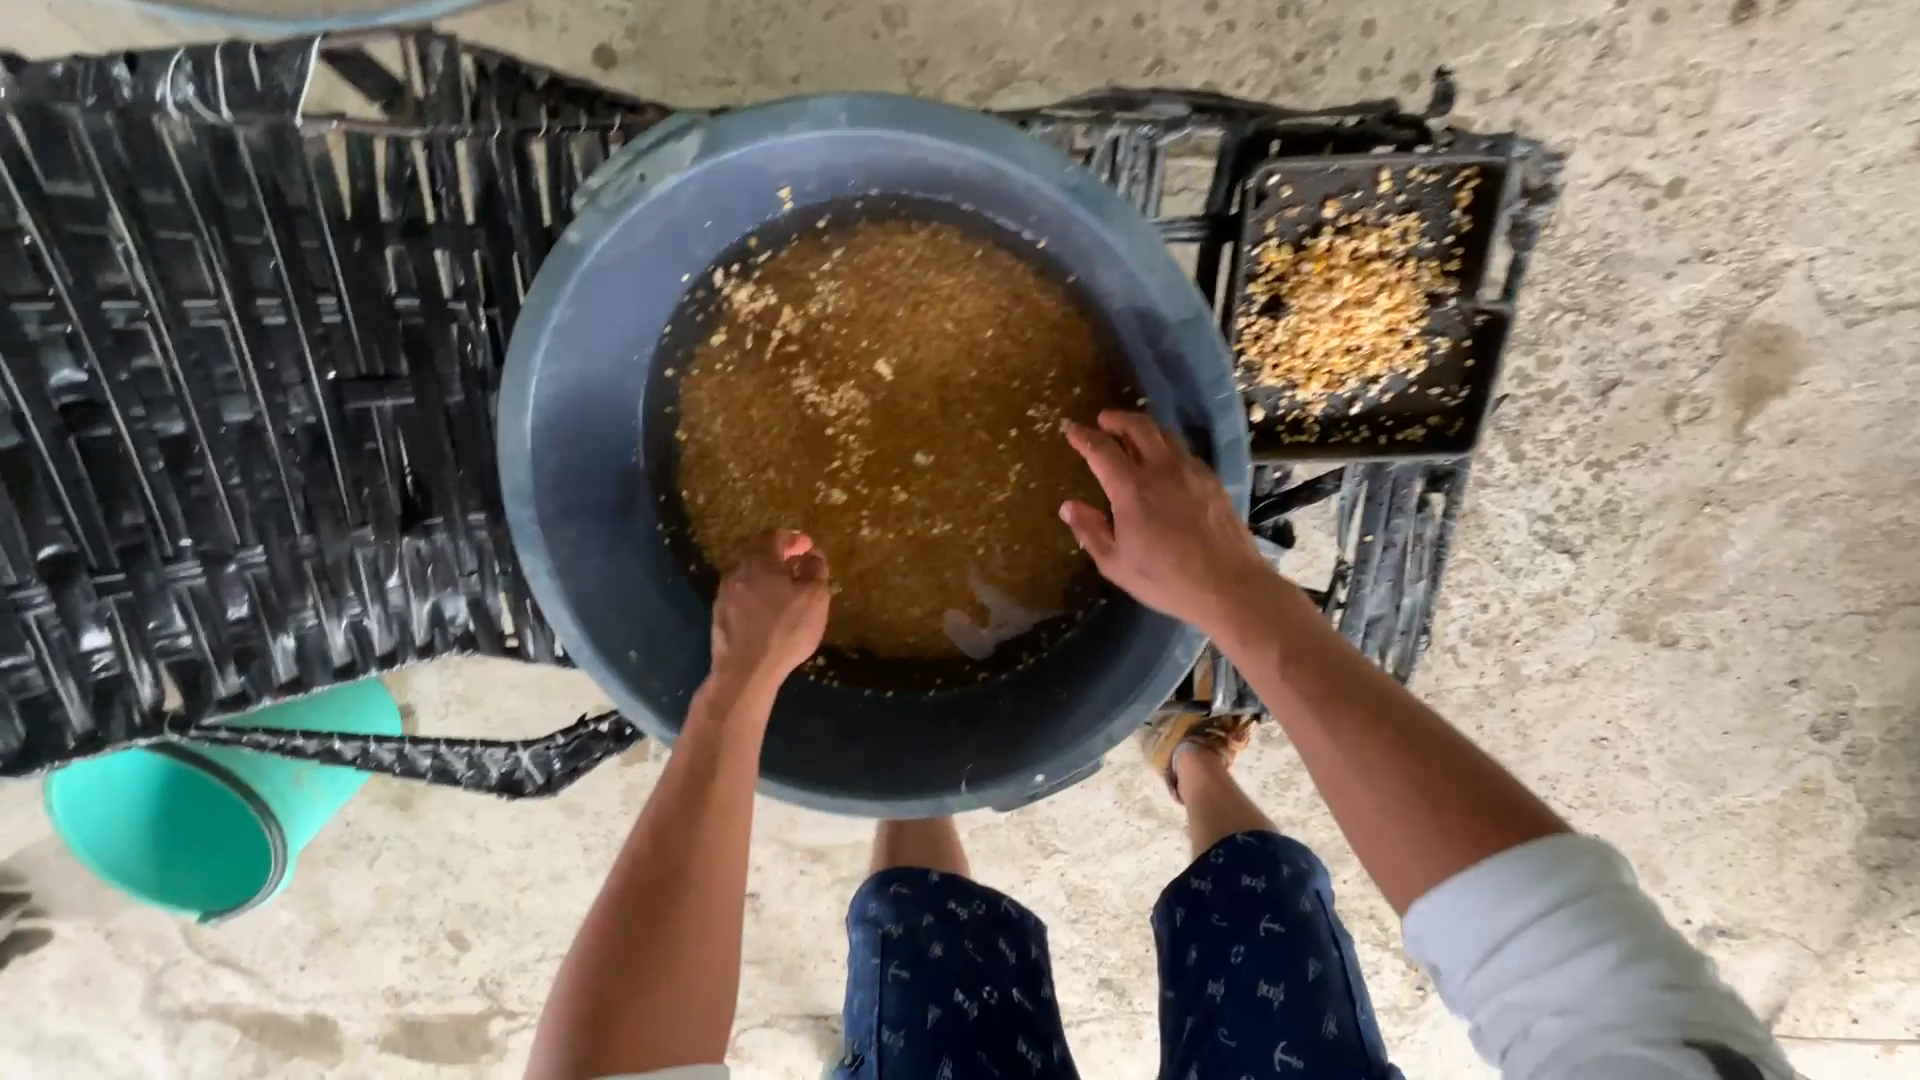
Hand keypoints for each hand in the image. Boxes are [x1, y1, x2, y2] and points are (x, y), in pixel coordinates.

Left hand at [710, 529, 830, 690]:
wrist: (745, 670)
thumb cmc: (786, 629)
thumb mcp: (815, 598)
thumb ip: (815, 569)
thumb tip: (812, 553)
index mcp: (759, 561)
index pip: (774, 536)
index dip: (792, 538)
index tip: (806, 546)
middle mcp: (736, 572)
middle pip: (754, 552)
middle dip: (775, 553)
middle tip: (792, 560)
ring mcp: (723, 595)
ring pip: (745, 575)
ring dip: (763, 575)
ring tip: (781, 588)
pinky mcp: (719, 617)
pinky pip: (740, 596)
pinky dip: (754, 594)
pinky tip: (765, 610)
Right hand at [1059, 411, 1273, 634]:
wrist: (1228, 585)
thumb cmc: (1165, 579)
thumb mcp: (1115, 563)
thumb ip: (1090, 530)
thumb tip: (1069, 506)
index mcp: (1131, 489)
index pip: (1101, 449)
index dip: (1083, 437)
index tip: (1072, 429)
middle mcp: (1161, 469)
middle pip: (1138, 426)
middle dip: (1117, 418)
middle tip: (1104, 420)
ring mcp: (1191, 471)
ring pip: (1165, 435)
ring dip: (1144, 428)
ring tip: (1132, 435)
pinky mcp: (1212, 480)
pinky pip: (1184, 452)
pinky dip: (1167, 448)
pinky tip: (1164, 463)